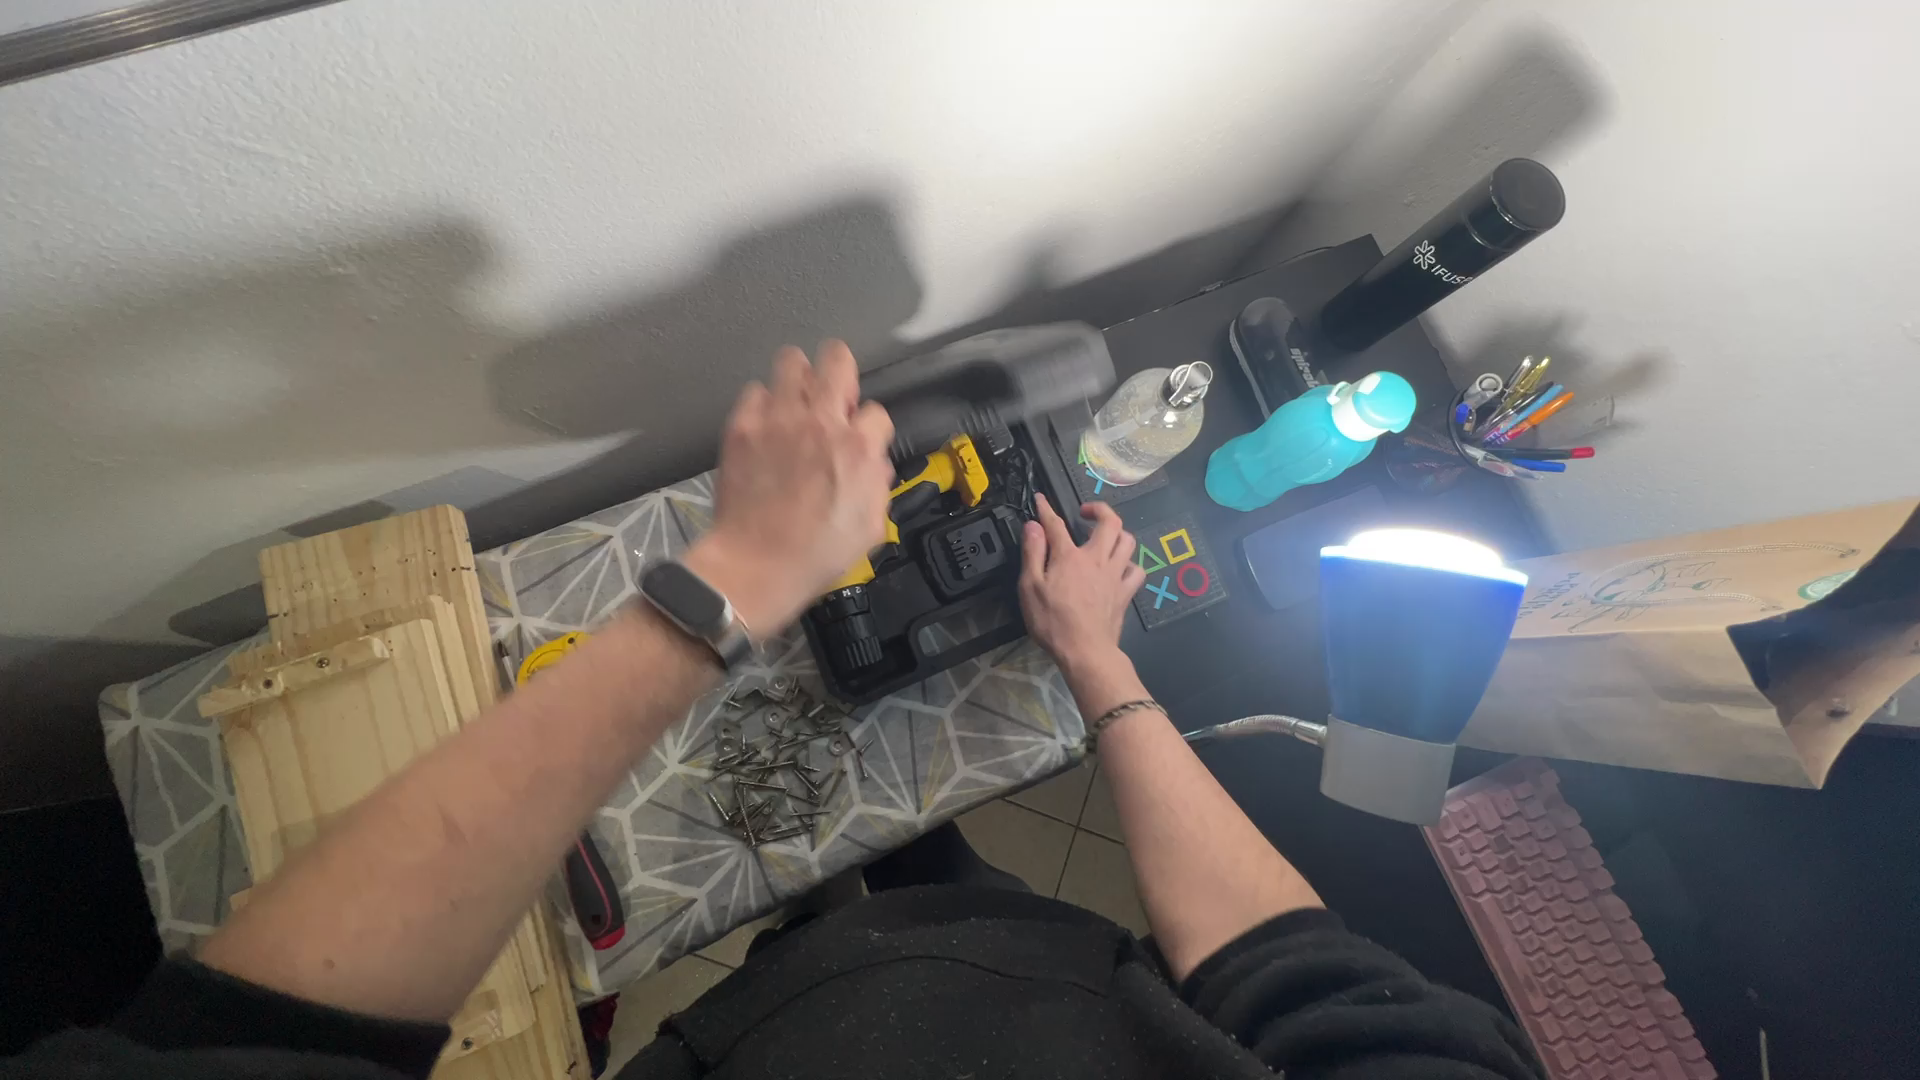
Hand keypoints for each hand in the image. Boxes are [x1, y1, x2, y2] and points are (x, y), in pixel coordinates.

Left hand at [683, 341, 894, 634]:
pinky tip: (765, 426)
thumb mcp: (871, 528)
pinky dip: (763, 404)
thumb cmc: (818, 554)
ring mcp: (778, 420)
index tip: (861, 441)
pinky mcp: (743, 426)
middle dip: (840, 372)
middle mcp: (821, 422)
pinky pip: (755, 391)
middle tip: (833, 397)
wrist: (758, 563)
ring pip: (792, 362)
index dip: (871, 427)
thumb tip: (875, 465)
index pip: (877, 411)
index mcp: (859, 448)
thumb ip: (879, 487)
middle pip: (837, 360)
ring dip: (800, 377)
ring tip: (796, 401)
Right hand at [1018, 493, 1145, 677]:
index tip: (1040, 499)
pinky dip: (1130, 563)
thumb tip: (1034, 526)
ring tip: (1105, 537)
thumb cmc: (1053, 622)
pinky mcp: (1125, 593)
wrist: (1086, 652)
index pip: (1056, 524)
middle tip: (1085, 513)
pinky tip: (1120, 567)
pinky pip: (1136, 570)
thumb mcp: (1030, 587)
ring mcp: (1115, 575)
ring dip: (1117, 533)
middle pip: (1110, 522)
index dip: (1046, 509)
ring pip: (1128, 541)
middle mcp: (1097, 559)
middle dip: (1098, 509)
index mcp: (1069, 557)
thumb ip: (1032, 553)